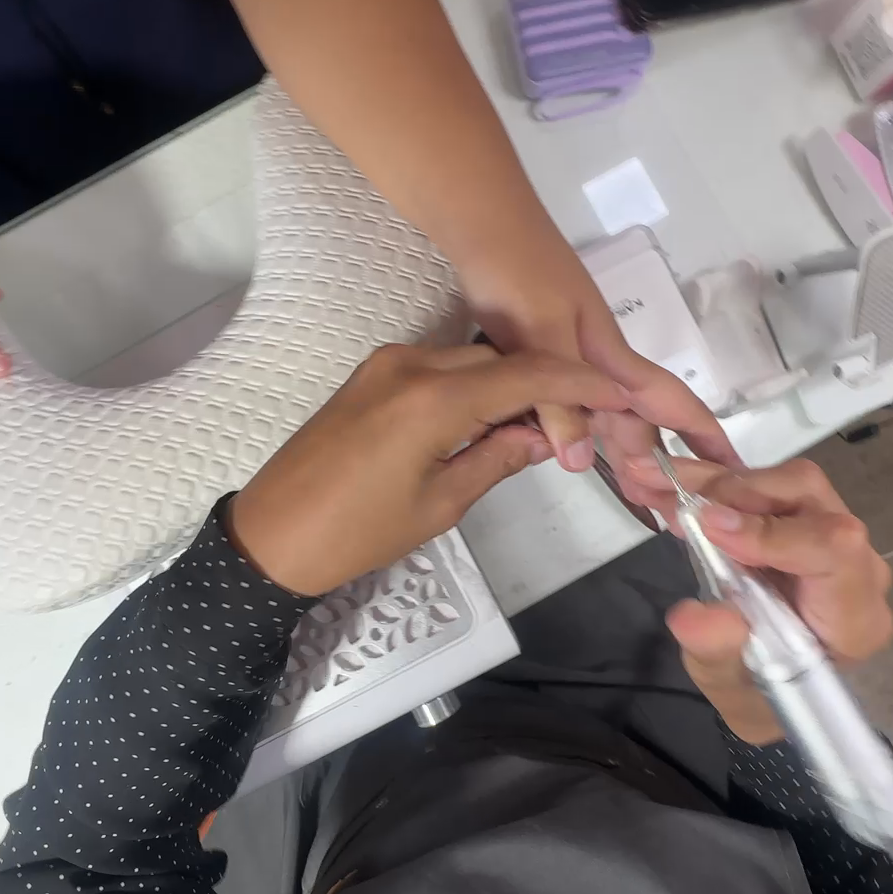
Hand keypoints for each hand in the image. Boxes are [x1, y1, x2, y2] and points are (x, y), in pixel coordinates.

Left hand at [228, 344, 627, 594]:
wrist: (272, 533)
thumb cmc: (358, 533)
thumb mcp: (441, 504)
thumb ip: (498, 458)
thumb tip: (545, 436)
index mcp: (433, 398)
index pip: (527, 373)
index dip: (579, 382)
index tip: (619, 393)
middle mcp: (411, 362)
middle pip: (500, 360)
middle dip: (545, 384)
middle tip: (575, 424)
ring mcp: (387, 363)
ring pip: (470, 361)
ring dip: (506, 385)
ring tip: (532, 428)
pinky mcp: (371, 374)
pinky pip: (438, 369)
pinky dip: (471, 387)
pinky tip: (484, 421)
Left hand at [461, 256, 741, 491]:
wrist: (482, 225)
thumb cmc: (516, 273)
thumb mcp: (540, 336)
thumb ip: (558, 396)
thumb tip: (582, 461)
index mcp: (607, 356)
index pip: (666, 401)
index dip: (701, 435)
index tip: (732, 471)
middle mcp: (597, 358)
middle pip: (635, 417)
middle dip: (657, 461)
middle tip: (669, 512)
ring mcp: (570, 353)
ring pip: (602, 411)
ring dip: (619, 450)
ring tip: (634, 494)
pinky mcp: (542, 350)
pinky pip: (570, 400)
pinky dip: (577, 427)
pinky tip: (571, 445)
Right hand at [625, 456, 892, 743]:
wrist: (764, 684)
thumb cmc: (755, 691)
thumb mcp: (728, 685)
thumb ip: (717, 651)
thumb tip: (696, 614)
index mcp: (850, 616)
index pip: (833, 549)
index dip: (769, 530)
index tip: (709, 527)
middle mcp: (851, 566)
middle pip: (808, 496)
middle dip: (734, 490)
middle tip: (673, 501)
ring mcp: (827, 536)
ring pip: (781, 480)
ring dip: (712, 477)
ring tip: (648, 478)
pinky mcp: (798, 521)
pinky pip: (761, 484)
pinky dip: (709, 479)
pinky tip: (665, 482)